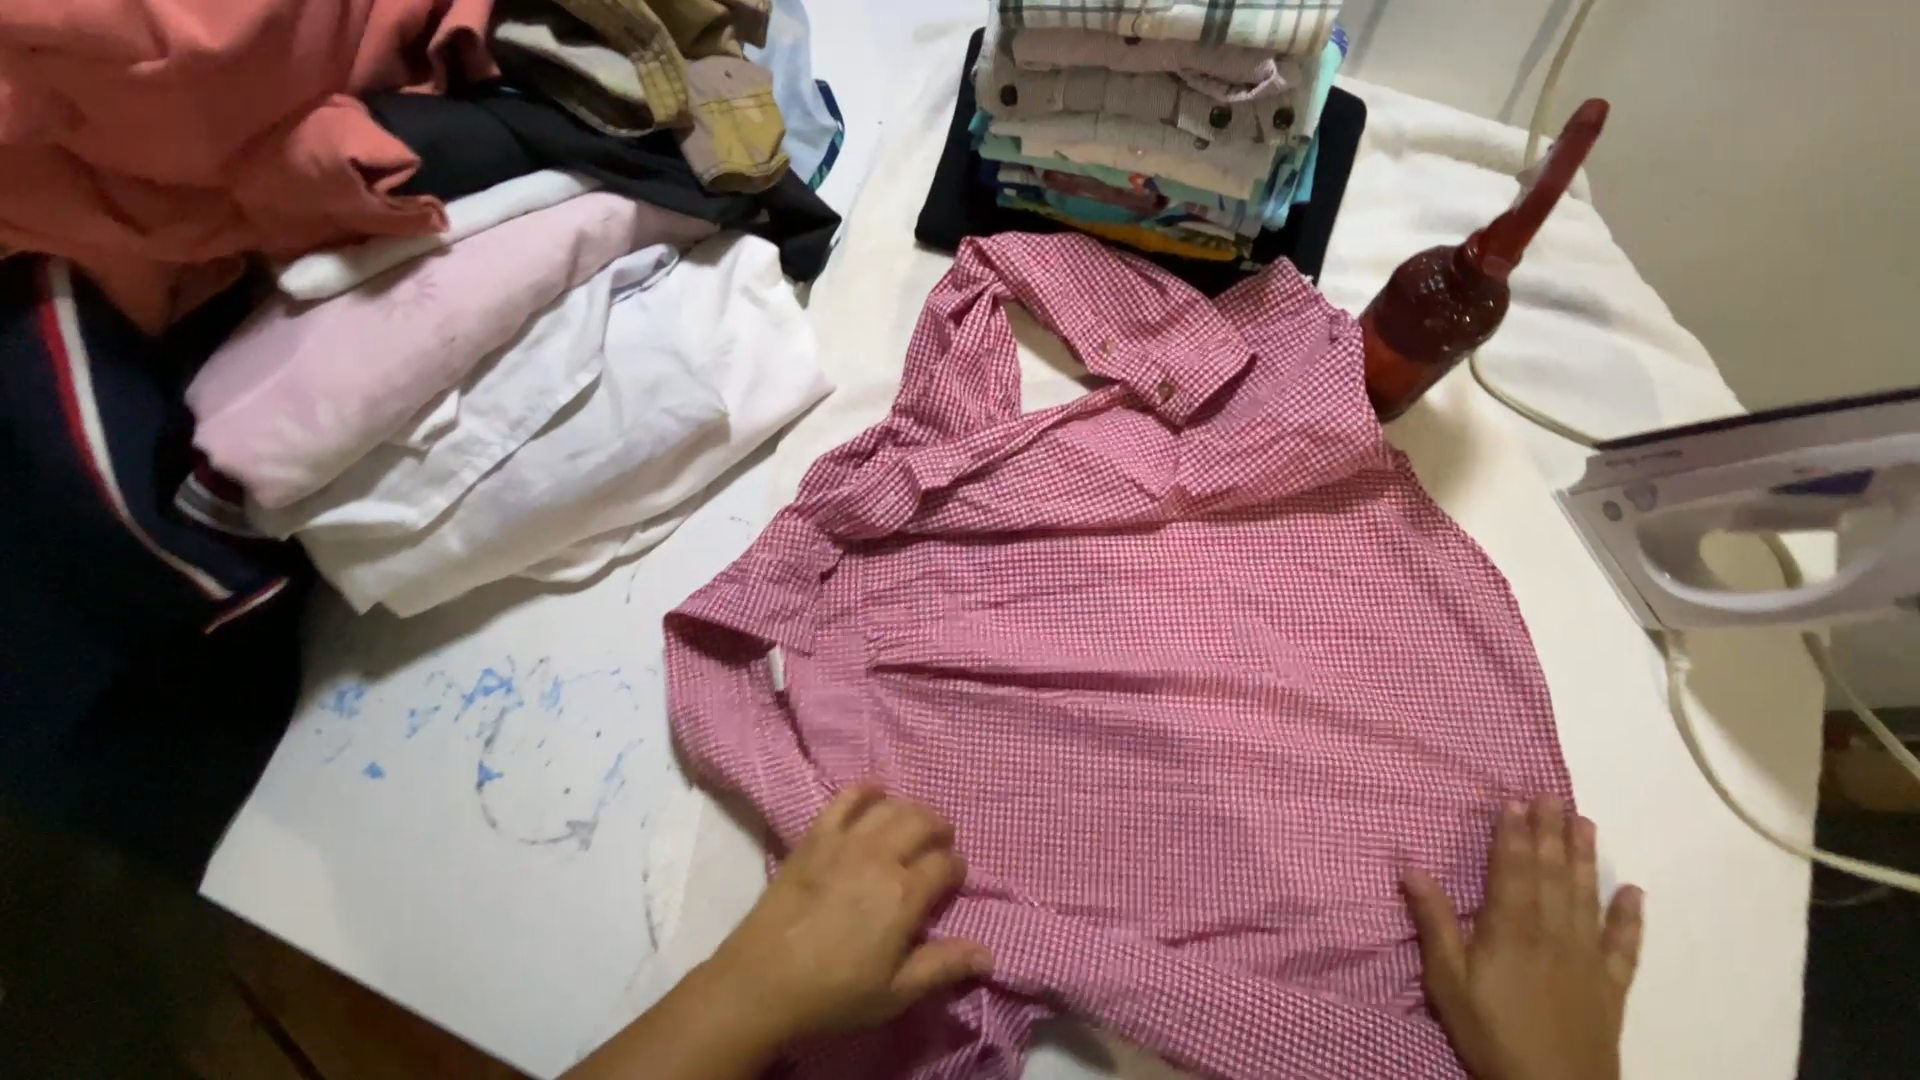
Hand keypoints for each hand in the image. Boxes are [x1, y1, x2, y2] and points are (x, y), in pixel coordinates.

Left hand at [700, 785, 992, 1043]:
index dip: (956, 868)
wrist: (762, 981)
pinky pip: (846, 798)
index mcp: (904, 894)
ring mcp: (846, 840)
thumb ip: (943, 966)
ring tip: (914, 823)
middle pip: (923, 822)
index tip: (954, 879)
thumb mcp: (896, 992)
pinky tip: (875, 793)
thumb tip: (990, 953)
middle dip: (940, 828)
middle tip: (941, 843)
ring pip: (891, 806)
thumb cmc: (834, 992)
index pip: (946, 864)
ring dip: (911, 809)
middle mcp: (880, 856)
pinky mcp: (816, 835)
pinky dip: (866, 789)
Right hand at [1402, 796, 1644, 1079]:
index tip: (1515, 801)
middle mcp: (1553, 933)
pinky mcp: (1610, 986)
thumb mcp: (1446, 978)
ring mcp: (1587, 958)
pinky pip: (1624, 945)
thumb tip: (1410, 867)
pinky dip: (1630, 917)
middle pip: (1552, 874)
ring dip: (1586, 858)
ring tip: (1586, 823)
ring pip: (1586, 897)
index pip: (1513, 869)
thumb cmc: (1490, 1030)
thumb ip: (1433, 921)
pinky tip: (1633, 891)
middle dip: (1551, 833)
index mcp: (1511, 928)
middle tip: (1553, 796)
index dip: (1513, 834)